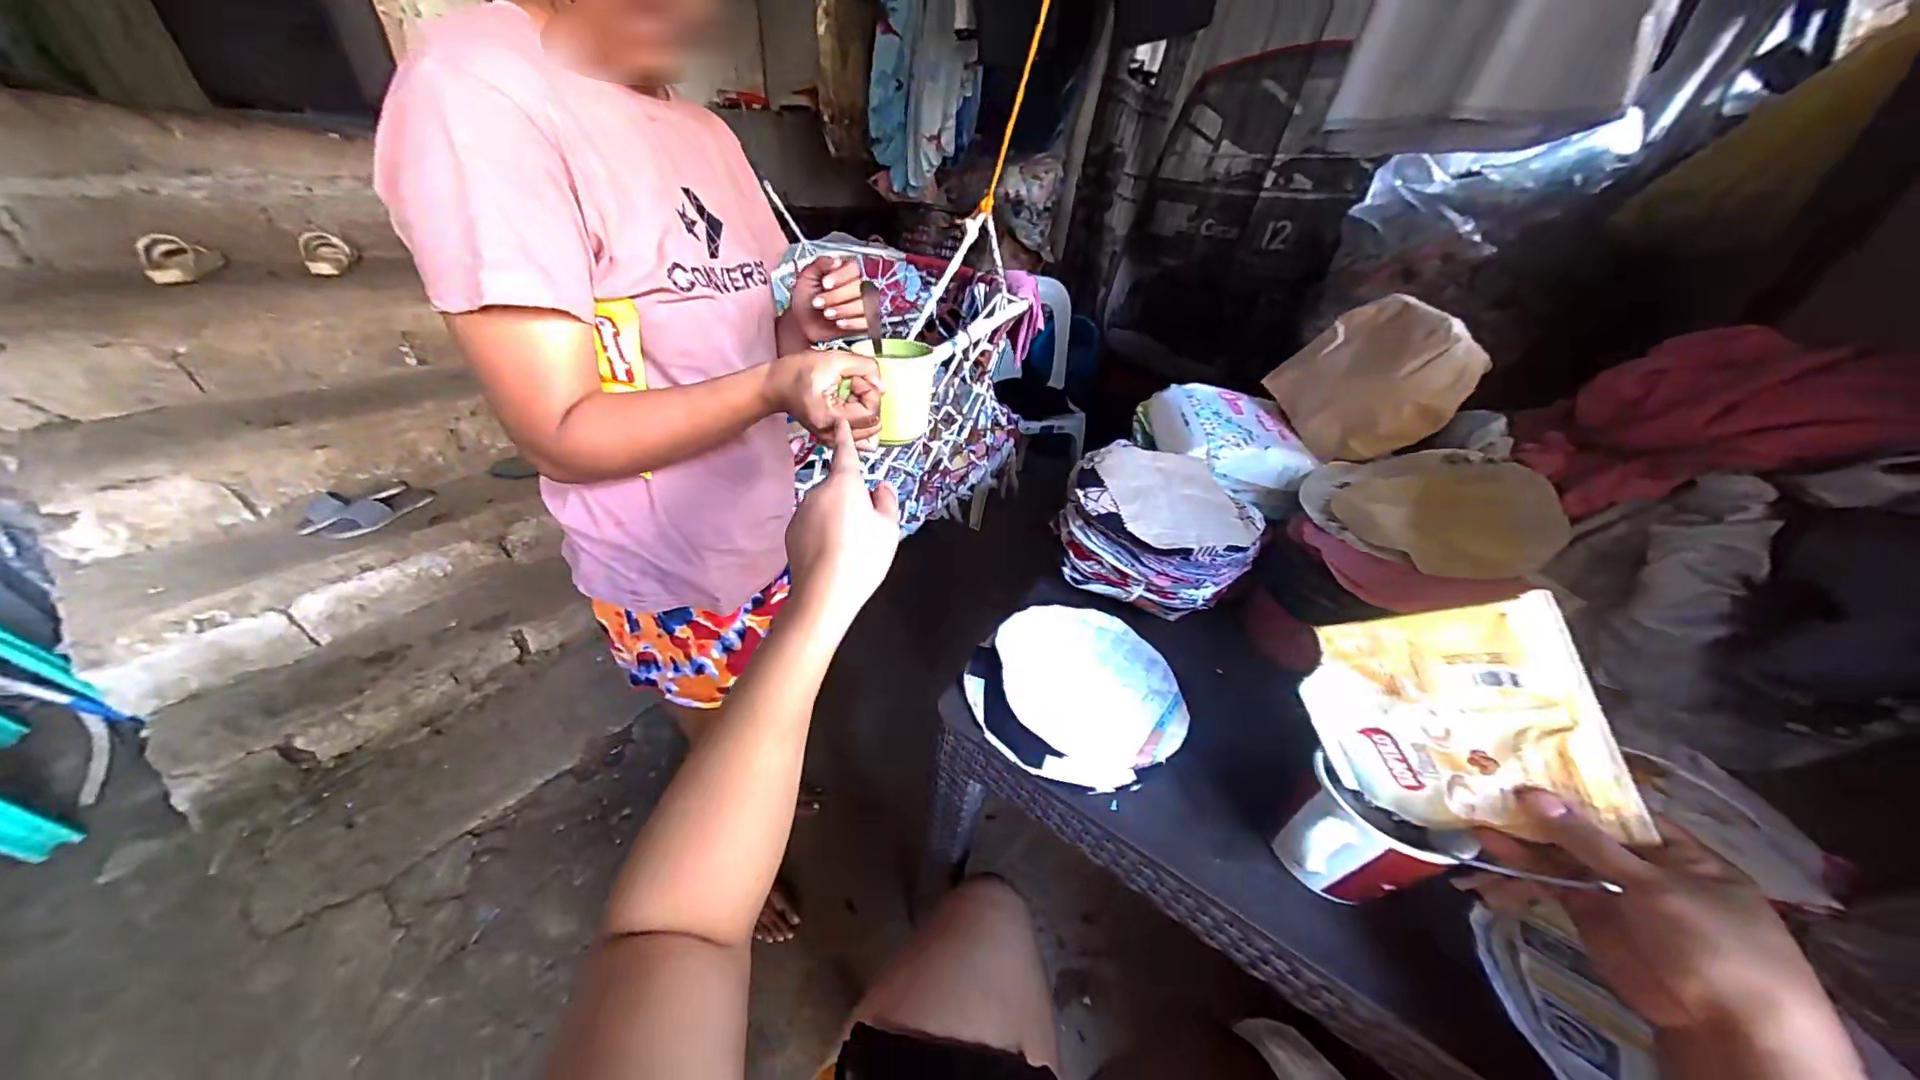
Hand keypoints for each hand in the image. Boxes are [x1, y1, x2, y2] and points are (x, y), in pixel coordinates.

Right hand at [763, 348, 881, 444]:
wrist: (776, 386)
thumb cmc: (799, 371)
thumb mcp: (834, 360)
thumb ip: (865, 368)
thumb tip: (883, 386)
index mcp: (832, 418)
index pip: (871, 413)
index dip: (869, 392)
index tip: (854, 379)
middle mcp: (833, 436)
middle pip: (873, 425)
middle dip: (870, 401)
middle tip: (852, 385)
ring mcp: (833, 441)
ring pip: (870, 433)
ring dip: (867, 410)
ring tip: (850, 395)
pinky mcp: (833, 439)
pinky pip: (860, 438)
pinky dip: (862, 422)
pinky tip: (850, 406)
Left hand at [782, 256, 866, 343]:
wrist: (804, 323)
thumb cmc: (805, 298)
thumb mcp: (807, 276)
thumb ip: (821, 264)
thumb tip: (836, 260)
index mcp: (847, 270)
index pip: (855, 268)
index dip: (841, 276)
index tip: (825, 284)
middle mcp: (860, 285)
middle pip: (861, 287)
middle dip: (838, 296)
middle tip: (820, 302)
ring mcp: (865, 304)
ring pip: (865, 304)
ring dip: (844, 309)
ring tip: (827, 313)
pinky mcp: (867, 322)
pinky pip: (868, 321)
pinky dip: (852, 323)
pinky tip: (839, 323)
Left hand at [785, 420, 899, 621]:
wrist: (824, 593)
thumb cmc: (864, 556)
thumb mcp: (889, 528)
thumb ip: (886, 501)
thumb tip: (879, 487)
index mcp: (844, 483)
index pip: (845, 453)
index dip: (845, 438)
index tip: (841, 423)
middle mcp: (817, 491)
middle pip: (839, 488)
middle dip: (850, 500)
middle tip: (866, 529)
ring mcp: (801, 511)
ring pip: (825, 507)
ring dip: (836, 518)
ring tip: (849, 548)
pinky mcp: (791, 532)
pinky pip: (813, 525)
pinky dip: (822, 533)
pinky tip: (832, 555)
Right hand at [1465, 791, 1837, 1035]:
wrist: (1729, 1033)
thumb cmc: (1714, 947)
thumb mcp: (1655, 886)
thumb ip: (1588, 840)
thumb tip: (1532, 793)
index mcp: (1678, 853)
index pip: (1618, 811)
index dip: (1573, 792)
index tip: (1525, 772)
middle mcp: (1644, 868)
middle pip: (1582, 834)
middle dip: (1537, 817)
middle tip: (1489, 795)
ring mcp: (1616, 893)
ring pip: (1561, 858)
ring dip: (1523, 842)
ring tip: (1480, 823)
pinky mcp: (1590, 916)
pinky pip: (1553, 884)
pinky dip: (1523, 870)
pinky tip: (1496, 854)